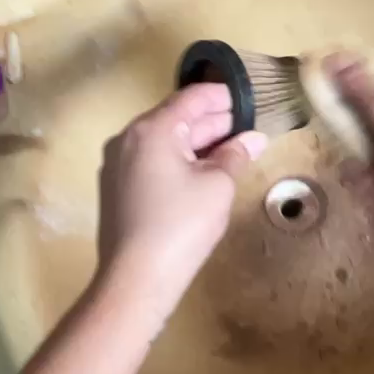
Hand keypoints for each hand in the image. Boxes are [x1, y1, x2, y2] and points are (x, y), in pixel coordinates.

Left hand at [93, 83, 266, 308]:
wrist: (136, 278)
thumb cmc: (182, 224)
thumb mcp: (218, 185)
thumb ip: (235, 154)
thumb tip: (254, 138)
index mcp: (152, 129)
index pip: (193, 97)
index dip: (225, 95)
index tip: (252, 98)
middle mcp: (129, 139)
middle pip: (178, 117)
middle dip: (214, 120)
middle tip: (249, 125)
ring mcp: (119, 164)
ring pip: (166, 140)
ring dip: (200, 141)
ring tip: (235, 148)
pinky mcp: (119, 188)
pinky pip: (155, 160)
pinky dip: (182, 158)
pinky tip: (207, 170)